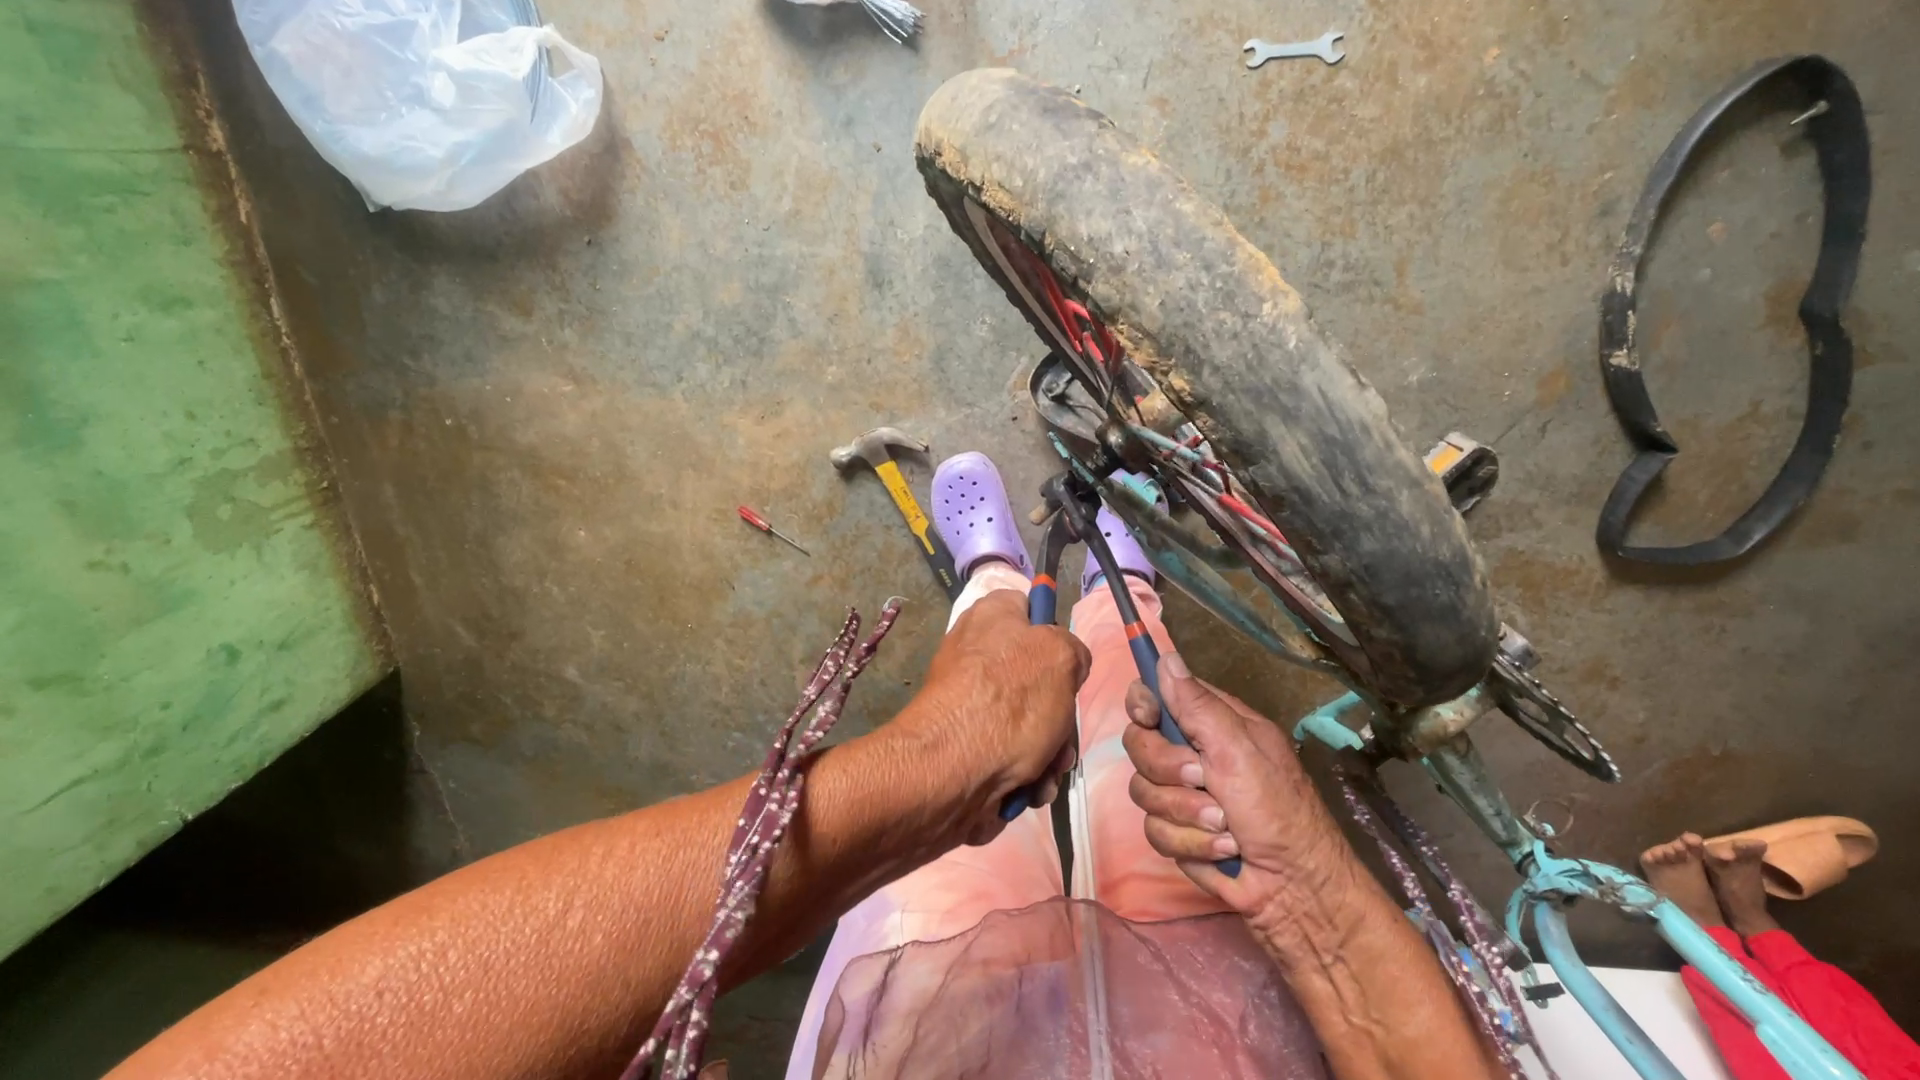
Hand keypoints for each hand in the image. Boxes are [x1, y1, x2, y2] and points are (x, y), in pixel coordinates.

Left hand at [898, 589, 1090, 845]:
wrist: (950, 770)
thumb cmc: (1010, 702)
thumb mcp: (1062, 656)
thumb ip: (1071, 648)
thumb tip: (1064, 662)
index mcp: (991, 615)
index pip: (1029, 606)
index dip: (1053, 632)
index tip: (1066, 663)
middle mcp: (975, 651)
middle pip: (1036, 674)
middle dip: (1058, 713)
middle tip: (1063, 736)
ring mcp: (968, 698)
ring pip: (1028, 718)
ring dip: (1048, 749)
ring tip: (1048, 770)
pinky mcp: (965, 739)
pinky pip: (1009, 749)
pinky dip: (1026, 770)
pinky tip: (1031, 787)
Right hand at [1121, 654, 1365, 932]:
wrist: (1293, 887)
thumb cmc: (1277, 809)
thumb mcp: (1239, 749)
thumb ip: (1197, 705)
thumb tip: (1165, 657)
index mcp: (1211, 724)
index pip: (1157, 697)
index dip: (1144, 705)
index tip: (1149, 718)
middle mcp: (1192, 754)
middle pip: (1139, 744)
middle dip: (1167, 769)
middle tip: (1202, 780)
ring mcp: (1181, 795)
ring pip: (1143, 791)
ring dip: (1185, 813)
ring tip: (1224, 826)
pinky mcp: (1177, 833)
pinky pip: (1154, 830)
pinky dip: (1189, 842)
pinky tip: (1221, 850)